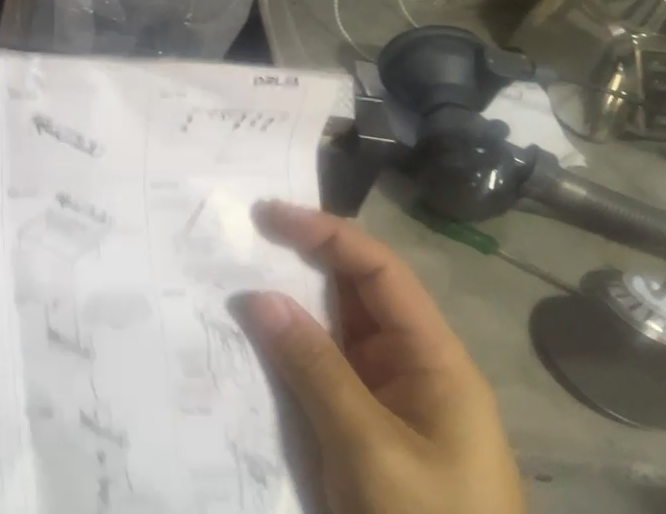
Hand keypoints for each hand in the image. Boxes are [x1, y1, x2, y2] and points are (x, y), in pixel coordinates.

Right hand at [235, 202, 523, 513]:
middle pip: (355, 296)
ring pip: (333, 334)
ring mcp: (387, 403)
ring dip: (288, 308)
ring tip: (230, 282)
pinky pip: (322, 375)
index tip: (267, 216)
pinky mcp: (364, 433)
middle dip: (301, 262)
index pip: (380, 273)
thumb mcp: (371, 450)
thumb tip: (259, 297)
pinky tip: (249, 346)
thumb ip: (315, 370)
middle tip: (237, 241)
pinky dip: (286, 354)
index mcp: (435, 361)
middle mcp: (412, 370)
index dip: (327, 234)